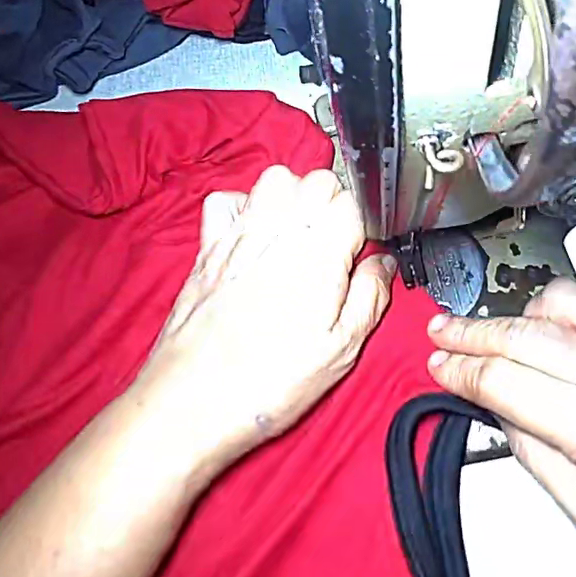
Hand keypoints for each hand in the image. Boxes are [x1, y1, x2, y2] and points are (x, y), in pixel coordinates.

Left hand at [126, 165, 394, 477]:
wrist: (193, 399)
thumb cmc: (265, 381)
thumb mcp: (340, 349)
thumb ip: (369, 296)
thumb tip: (382, 266)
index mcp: (319, 251)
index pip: (352, 202)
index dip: (361, 226)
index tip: (356, 255)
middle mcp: (279, 231)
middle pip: (316, 179)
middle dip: (331, 203)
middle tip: (332, 245)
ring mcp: (240, 234)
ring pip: (275, 177)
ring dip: (293, 195)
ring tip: (298, 235)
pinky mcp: (209, 246)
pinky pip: (227, 199)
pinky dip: (244, 206)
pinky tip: (254, 235)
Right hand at [425, 278, 575, 576]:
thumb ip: (539, 460)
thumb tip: (500, 412)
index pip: (506, 383)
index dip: (460, 371)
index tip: (436, 364)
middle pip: (526, 334)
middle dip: (472, 332)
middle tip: (440, 329)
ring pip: (567, 300)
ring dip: (523, 311)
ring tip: (502, 329)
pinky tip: (565, 323)